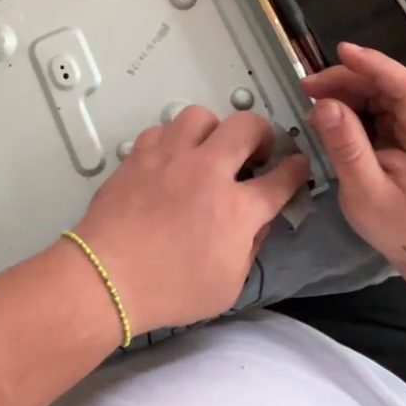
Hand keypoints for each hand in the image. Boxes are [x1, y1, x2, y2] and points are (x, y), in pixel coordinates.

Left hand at [71, 106, 309, 332]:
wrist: (108, 275)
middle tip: (255, 152)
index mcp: (236, 208)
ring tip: (209, 150)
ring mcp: (171, 156)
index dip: (295, 170)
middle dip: (262, 133)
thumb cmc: (171, 289)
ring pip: (202, 115)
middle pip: (247, 127)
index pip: (280, 178)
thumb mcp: (228, 285)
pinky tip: (170, 161)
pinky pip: (162, 130)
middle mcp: (207, 171)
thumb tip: (257, 221)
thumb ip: (250, 246)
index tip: (296, 166)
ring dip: (213, 130)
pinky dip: (172, 141)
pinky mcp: (140, 153)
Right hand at [302, 42, 405, 272]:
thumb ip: (346, 146)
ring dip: (348, 94)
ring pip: (384, 91)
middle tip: (306, 90)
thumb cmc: (404, 228)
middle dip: (347, 82)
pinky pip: (385, 105)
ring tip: (315, 109)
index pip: (405, 86)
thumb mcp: (366, 191)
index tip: (340, 51)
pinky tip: (335, 120)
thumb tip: (324, 104)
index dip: (372, 65)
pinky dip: (357, 108)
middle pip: (390, 84)